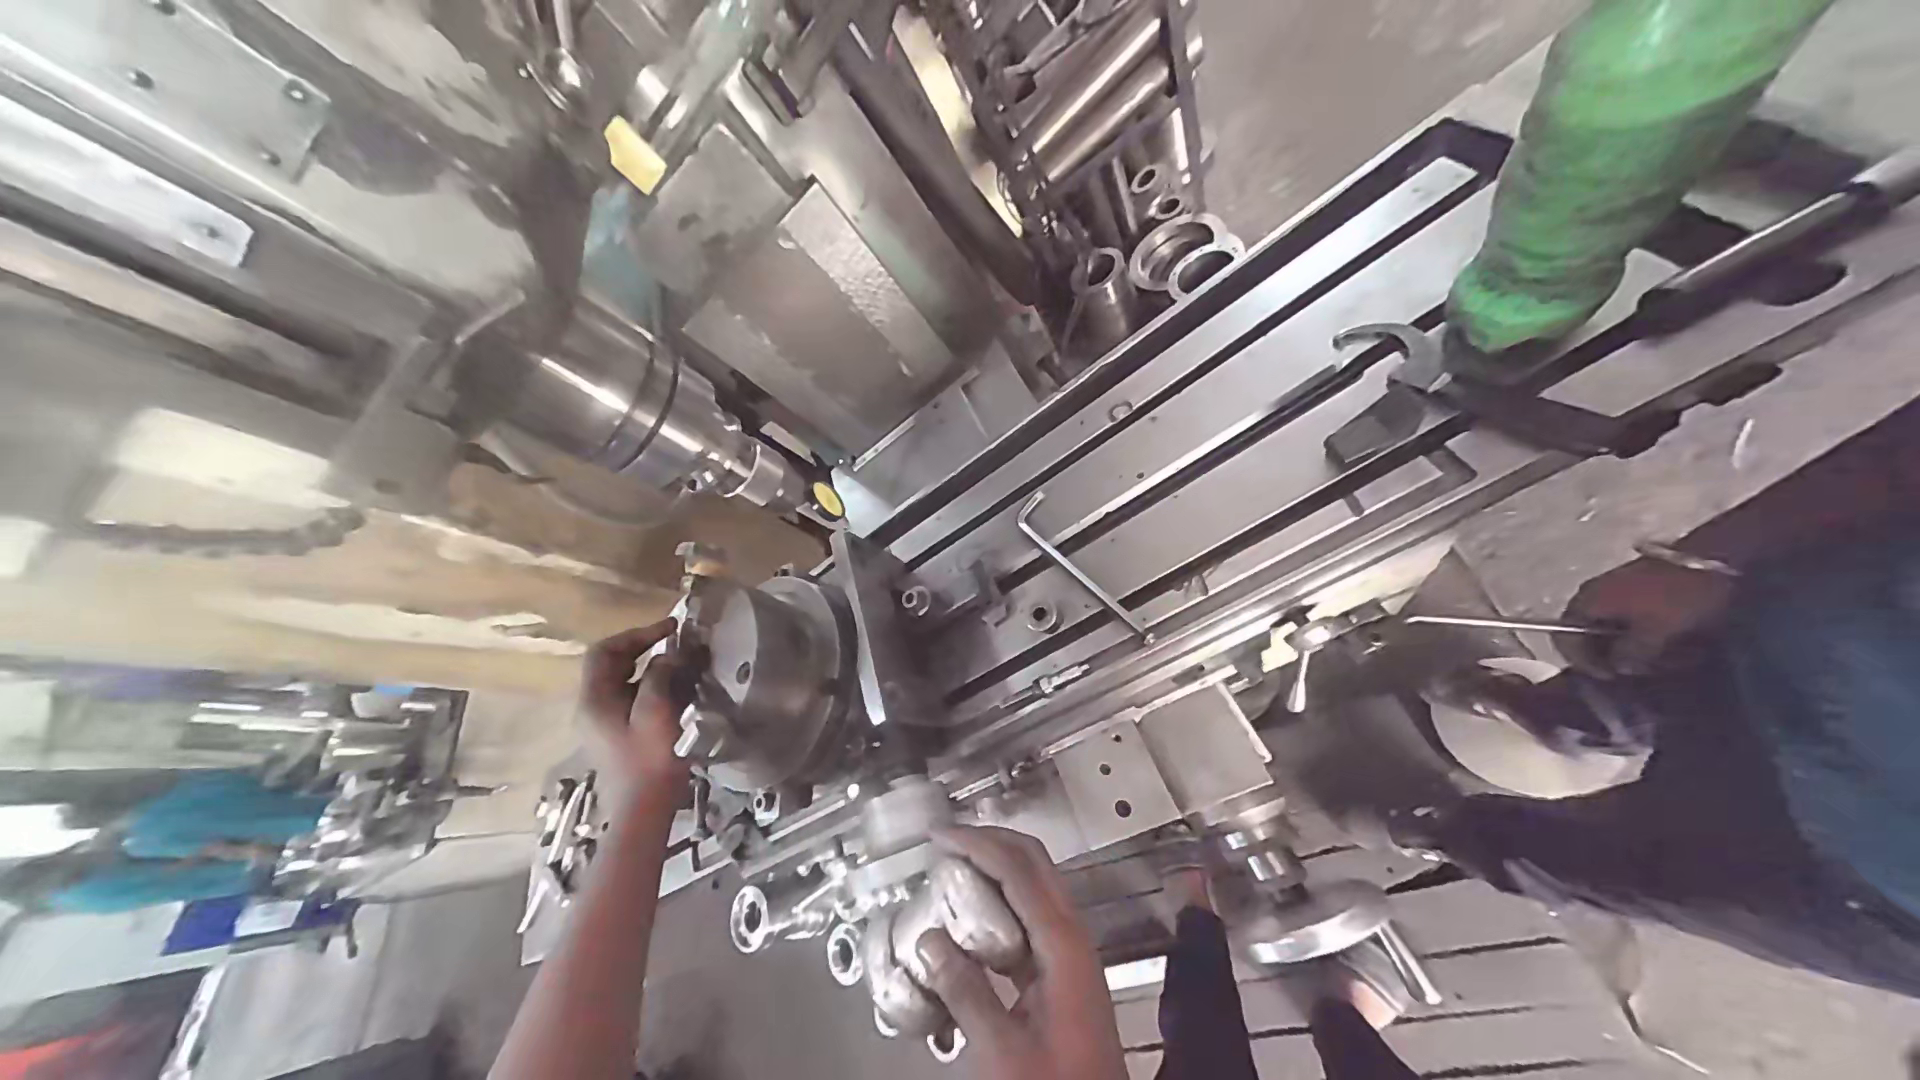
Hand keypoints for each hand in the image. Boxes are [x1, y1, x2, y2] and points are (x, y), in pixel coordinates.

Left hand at [579, 619, 692, 805]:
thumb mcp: (657, 712)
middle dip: (643, 646)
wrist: (645, 807)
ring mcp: (603, 721)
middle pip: (611, 663)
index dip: (637, 634)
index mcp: (594, 699)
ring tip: (680, 661)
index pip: (604, 651)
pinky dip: (651, 682)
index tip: (670, 629)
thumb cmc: (650, 759)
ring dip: (649, 664)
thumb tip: (668, 655)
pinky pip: (631, 694)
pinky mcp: (617, 732)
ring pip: (622, 678)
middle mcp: (592, 706)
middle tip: (676, 641)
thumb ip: (660, 676)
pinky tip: (676, 687)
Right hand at [914, 826, 1125, 1079]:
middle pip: (1032, 861)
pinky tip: (967, 916)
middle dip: (989, 840)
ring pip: (1032, 883)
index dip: (977, 844)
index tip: (939, 835)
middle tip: (946, 840)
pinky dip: (998, 900)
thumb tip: (928, 940)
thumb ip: (965, 992)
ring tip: (951, 865)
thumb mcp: (1003, 1051)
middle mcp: (1071, 932)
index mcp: (1062, 942)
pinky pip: (1028, 913)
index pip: (1017, 869)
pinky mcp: (1060, 967)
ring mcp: (1069, 948)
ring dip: (994, 865)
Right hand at [1562, 557, 1735, 674]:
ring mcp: (1614, 589)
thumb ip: (1632, 653)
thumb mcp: (1656, 631)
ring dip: (1628, 645)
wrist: (1717, 559)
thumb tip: (1619, 668)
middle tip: (1638, 670)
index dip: (1581, 661)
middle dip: (1609, 655)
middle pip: (1586, 633)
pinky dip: (1641, 633)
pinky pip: (1627, 617)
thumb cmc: (1678, 598)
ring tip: (1660, 658)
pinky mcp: (1637, 587)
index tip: (1610, 677)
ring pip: (1609, 626)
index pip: (1563, 637)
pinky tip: (1667, 641)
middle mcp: (1591, 595)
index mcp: (1586, 603)